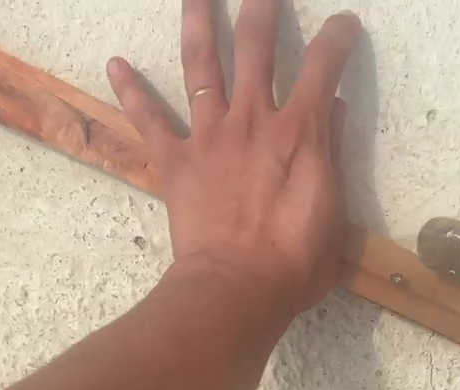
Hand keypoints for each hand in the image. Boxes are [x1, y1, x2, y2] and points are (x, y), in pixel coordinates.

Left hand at [108, 0, 360, 319]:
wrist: (237, 291)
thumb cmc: (295, 266)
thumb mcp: (333, 216)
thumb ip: (334, 157)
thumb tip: (334, 109)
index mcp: (301, 134)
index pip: (324, 66)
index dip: (337, 38)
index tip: (344, 25)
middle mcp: (254, 119)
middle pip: (257, 45)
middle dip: (263, 7)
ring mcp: (210, 137)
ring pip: (201, 63)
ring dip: (198, 20)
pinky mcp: (176, 162)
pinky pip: (149, 120)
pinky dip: (131, 91)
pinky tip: (116, 63)